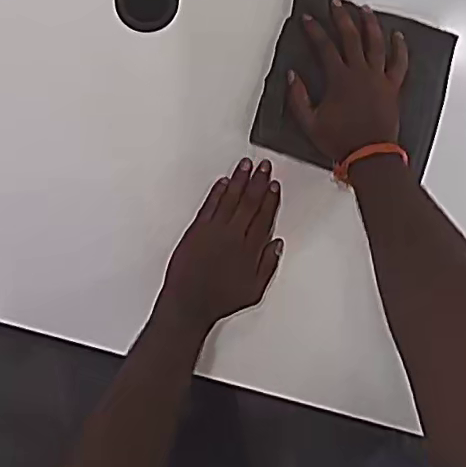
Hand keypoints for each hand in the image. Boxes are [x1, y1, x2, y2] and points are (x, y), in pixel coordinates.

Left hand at [156, 158, 282, 332]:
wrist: (189, 301)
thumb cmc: (219, 299)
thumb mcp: (254, 290)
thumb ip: (268, 264)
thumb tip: (277, 244)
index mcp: (250, 250)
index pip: (264, 217)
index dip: (271, 199)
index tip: (274, 185)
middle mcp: (233, 235)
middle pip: (250, 202)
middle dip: (259, 181)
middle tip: (264, 166)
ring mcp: (214, 229)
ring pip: (230, 198)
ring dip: (240, 179)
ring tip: (246, 165)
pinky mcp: (197, 228)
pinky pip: (210, 204)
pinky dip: (217, 191)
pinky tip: (224, 180)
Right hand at [286, 0, 408, 163]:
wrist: (371, 156)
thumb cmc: (341, 141)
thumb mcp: (309, 122)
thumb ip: (298, 97)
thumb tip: (293, 76)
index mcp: (340, 80)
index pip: (325, 46)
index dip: (315, 30)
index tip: (308, 19)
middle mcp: (361, 74)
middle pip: (351, 37)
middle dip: (341, 17)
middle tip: (335, 4)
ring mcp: (379, 79)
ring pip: (376, 44)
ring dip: (369, 24)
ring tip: (364, 9)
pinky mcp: (392, 88)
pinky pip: (399, 63)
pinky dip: (399, 48)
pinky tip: (397, 36)